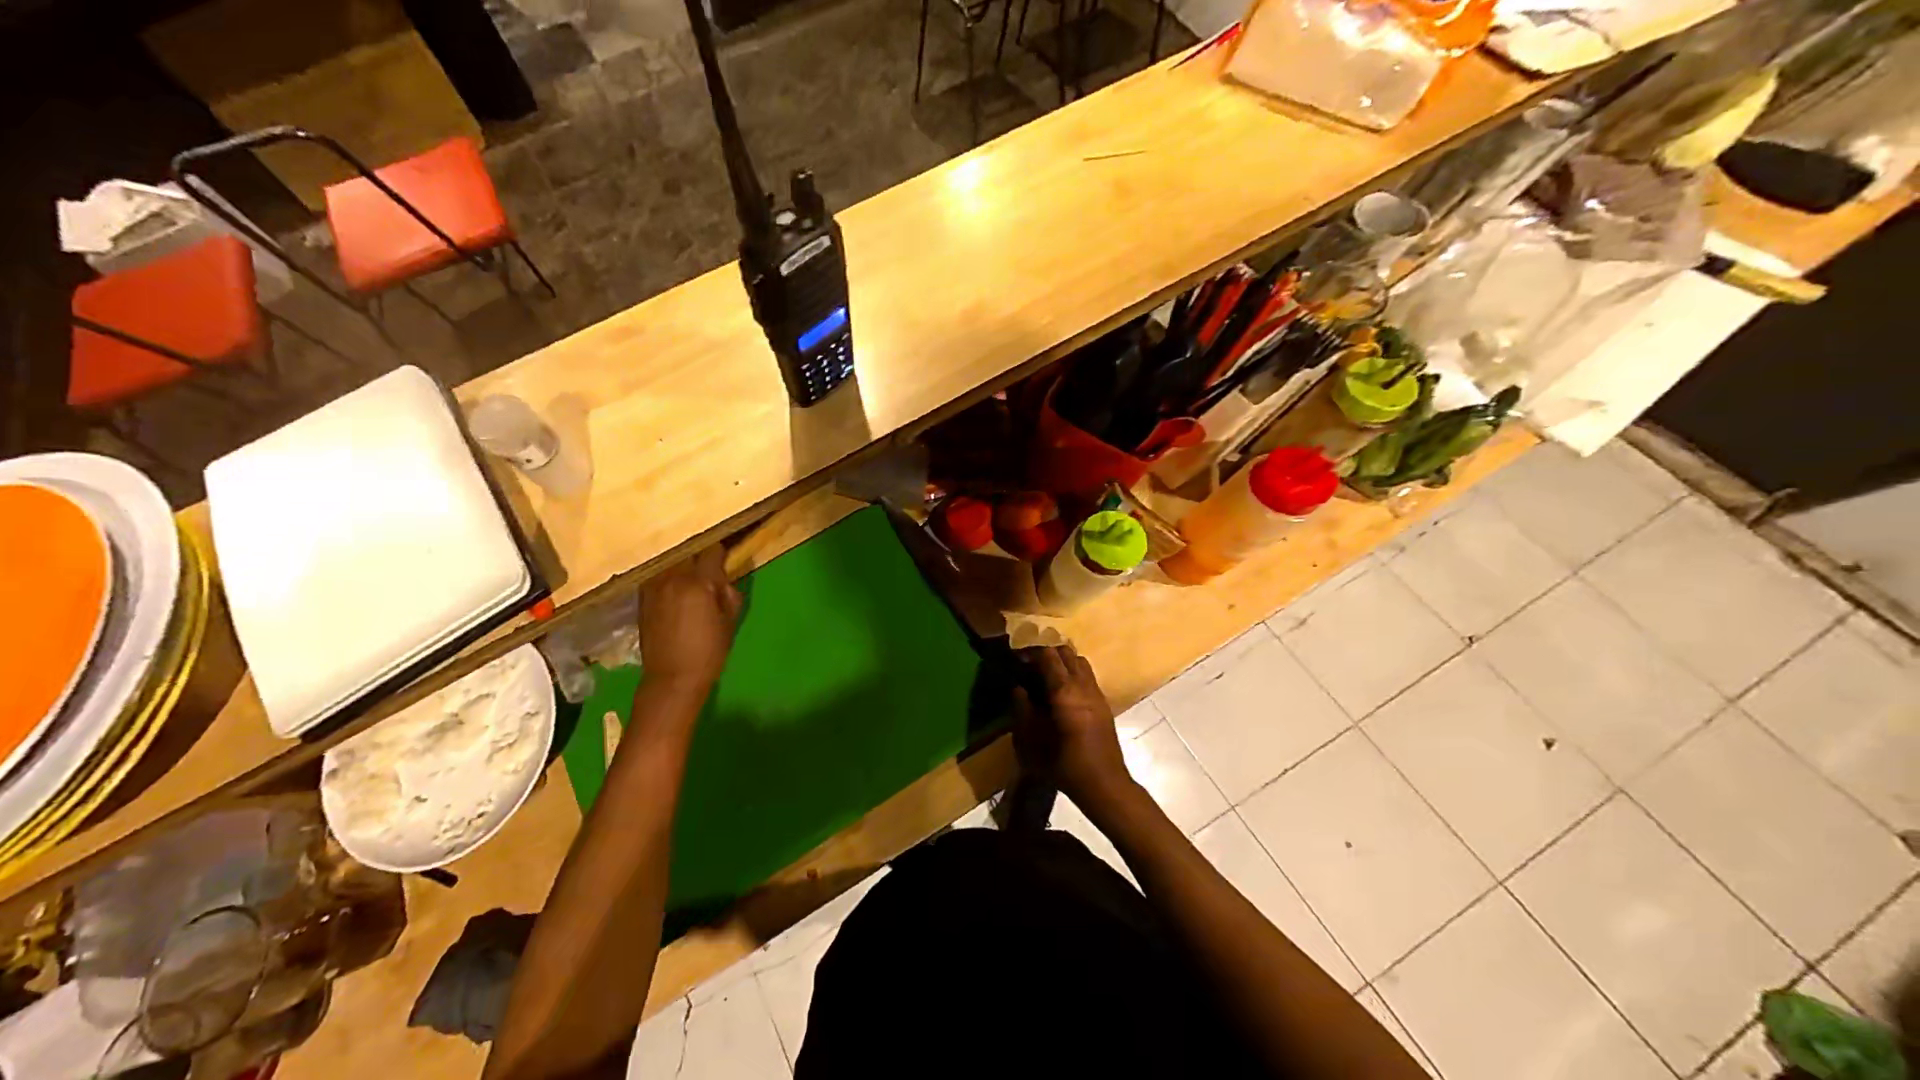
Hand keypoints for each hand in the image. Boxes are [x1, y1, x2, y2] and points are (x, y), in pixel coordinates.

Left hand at [638, 546, 741, 693]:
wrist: (671, 678)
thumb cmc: (708, 652)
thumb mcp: (730, 621)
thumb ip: (729, 593)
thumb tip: (722, 579)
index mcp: (699, 582)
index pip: (711, 550)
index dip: (721, 552)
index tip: (726, 558)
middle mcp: (673, 578)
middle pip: (688, 551)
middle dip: (699, 556)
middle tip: (708, 567)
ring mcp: (654, 586)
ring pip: (670, 561)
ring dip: (681, 564)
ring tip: (689, 576)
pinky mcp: (642, 597)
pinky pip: (658, 576)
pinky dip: (668, 577)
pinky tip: (673, 590)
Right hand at [1012, 645, 1131, 804]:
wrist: (1103, 784)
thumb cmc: (1064, 765)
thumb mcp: (1032, 741)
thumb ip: (1022, 710)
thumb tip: (1017, 688)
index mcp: (1064, 692)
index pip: (1048, 656)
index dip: (1029, 653)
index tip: (1015, 660)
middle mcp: (1083, 686)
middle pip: (1066, 652)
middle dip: (1046, 654)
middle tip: (1028, 667)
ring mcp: (1096, 693)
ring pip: (1079, 661)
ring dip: (1061, 662)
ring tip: (1045, 677)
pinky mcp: (1103, 703)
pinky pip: (1087, 676)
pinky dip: (1072, 673)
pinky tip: (1061, 693)